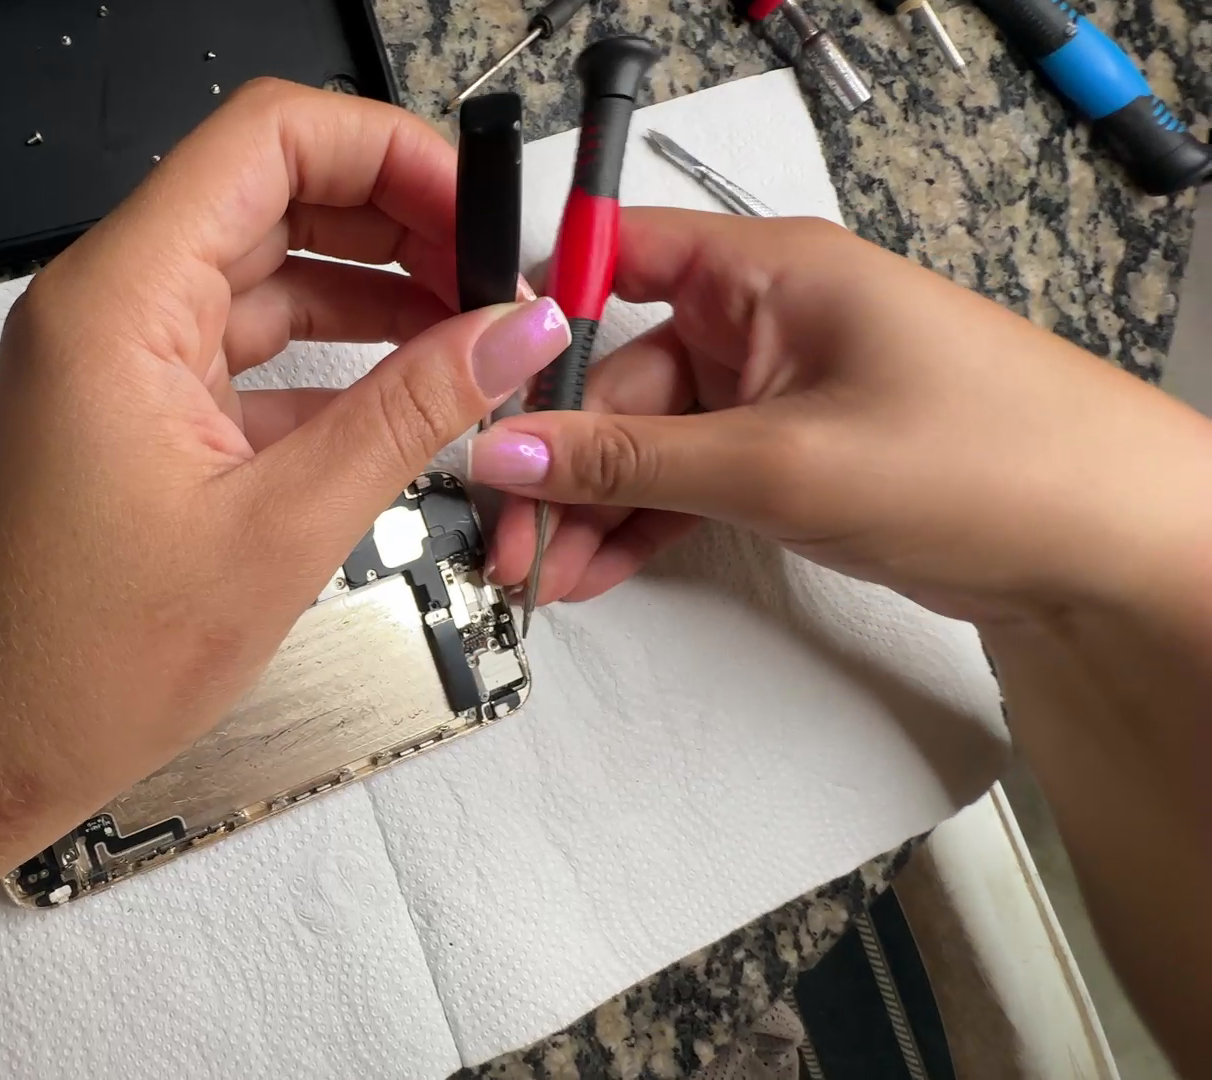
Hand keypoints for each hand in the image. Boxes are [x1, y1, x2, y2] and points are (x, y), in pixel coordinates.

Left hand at [0, 80, 569, 851]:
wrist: (3, 739)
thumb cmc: (107, 658)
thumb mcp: (285, 528)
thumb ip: (410, 412)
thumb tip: (514, 331)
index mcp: (119, 304)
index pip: (265, 139)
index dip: (386, 152)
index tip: (474, 212)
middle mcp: (107, 308)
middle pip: (269, 198)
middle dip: (392, 224)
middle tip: (489, 278)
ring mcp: (118, 361)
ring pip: (261, 278)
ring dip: (365, 295)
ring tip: (465, 331)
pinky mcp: (134, 412)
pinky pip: (241, 354)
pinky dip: (320, 363)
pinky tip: (396, 391)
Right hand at [468, 209, 1211, 624]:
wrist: (1118, 563)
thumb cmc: (985, 467)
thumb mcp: (774, 461)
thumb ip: (623, 460)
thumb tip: (499, 454)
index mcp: (763, 275)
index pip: (617, 257)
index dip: (540, 310)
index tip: (474, 383)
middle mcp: (751, 325)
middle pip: (610, 386)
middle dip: (554, 468)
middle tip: (510, 542)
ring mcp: (755, 397)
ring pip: (633, 448)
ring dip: (586, 513)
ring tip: (545, 578)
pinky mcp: (764, 457)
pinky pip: (670, 486)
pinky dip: (630, 530)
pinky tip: (592, 575)